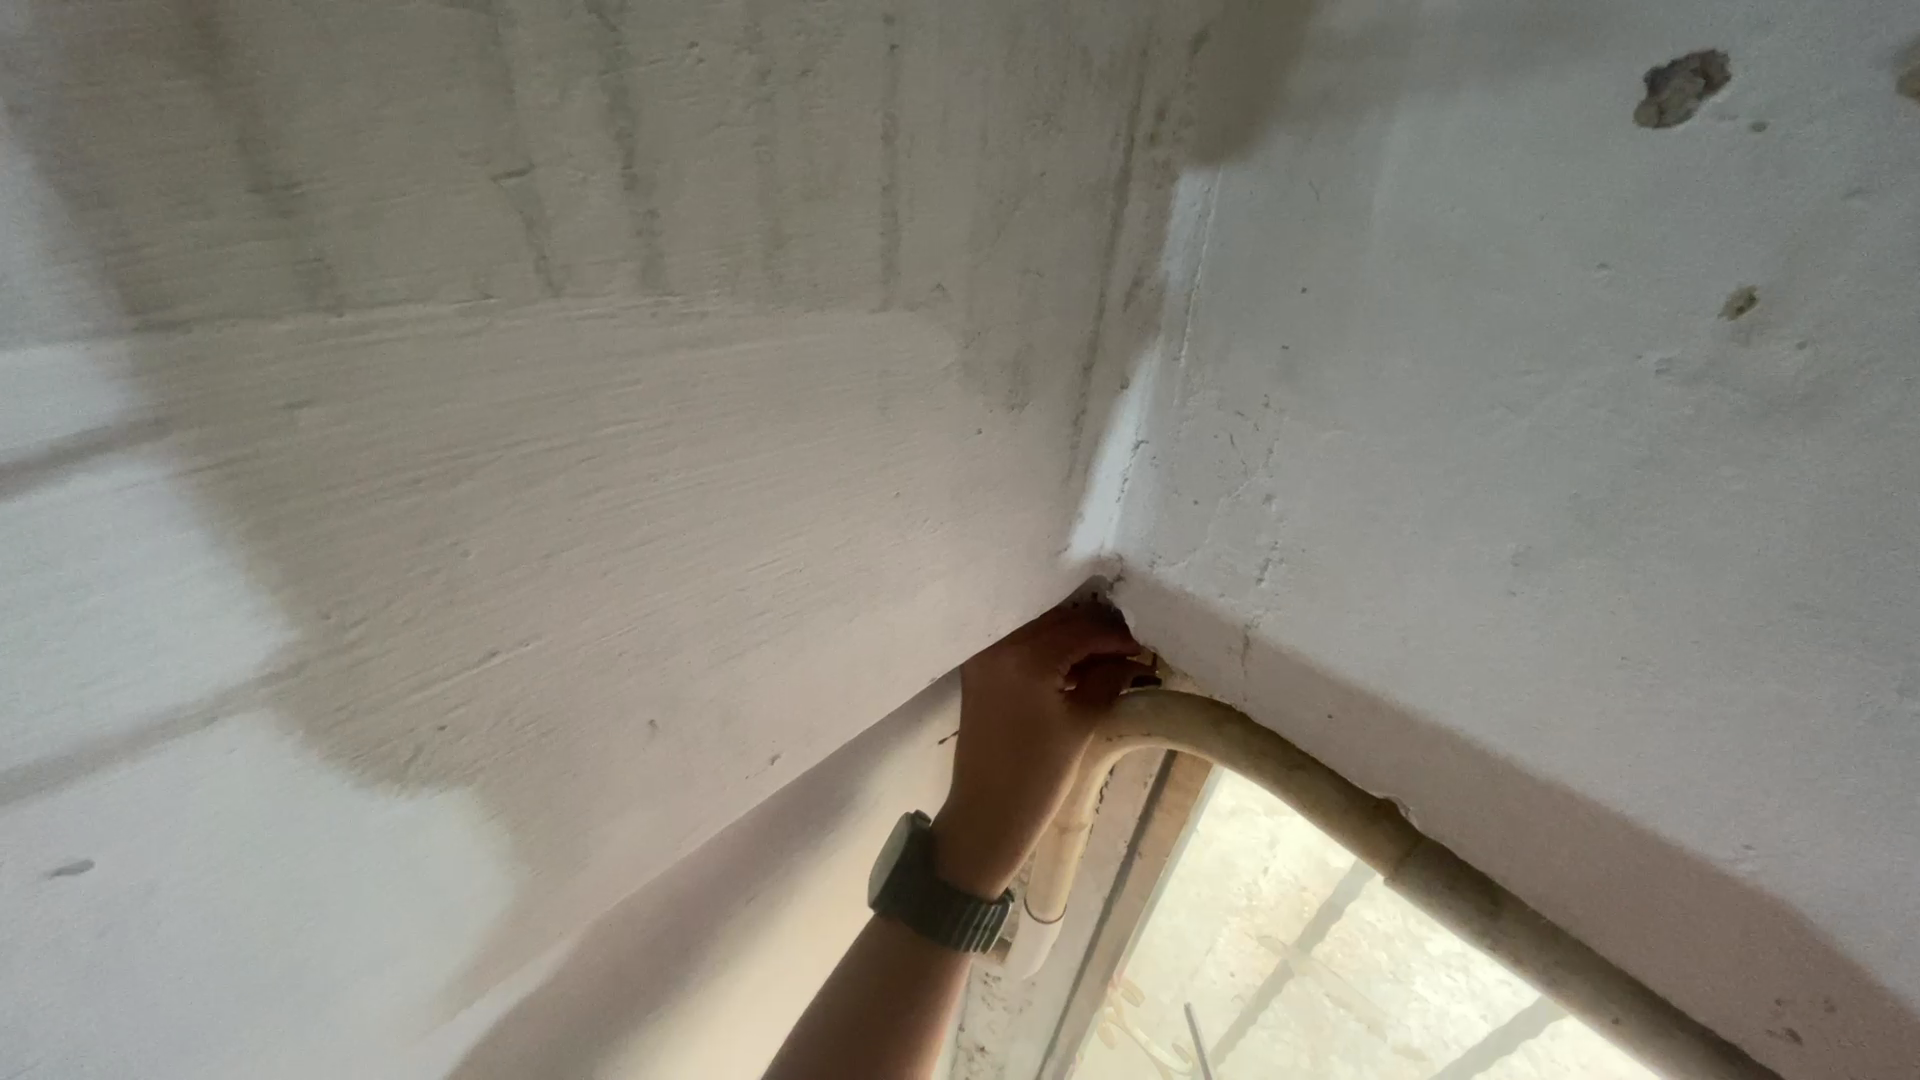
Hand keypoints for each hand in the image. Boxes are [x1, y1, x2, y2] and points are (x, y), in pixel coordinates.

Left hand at [931, 601, 1153, 898]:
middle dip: (1093, 631)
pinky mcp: (978, 670)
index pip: (1079, 630)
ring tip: (1106, 658)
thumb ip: (1108, 679)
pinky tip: (1073, 666)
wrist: (987, 814)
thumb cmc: (1038, 775)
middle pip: (1056, 621)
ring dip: (1070, 638)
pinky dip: (1047, 649)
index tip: (1142, 647)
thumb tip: (1131, 658)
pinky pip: (1019, 645)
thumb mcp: (1082, 722)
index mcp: (1025, 656)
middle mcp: (999, 644)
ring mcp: (983, 656)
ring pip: (1037, 629)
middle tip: (1127, 649)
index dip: (1115, 636)